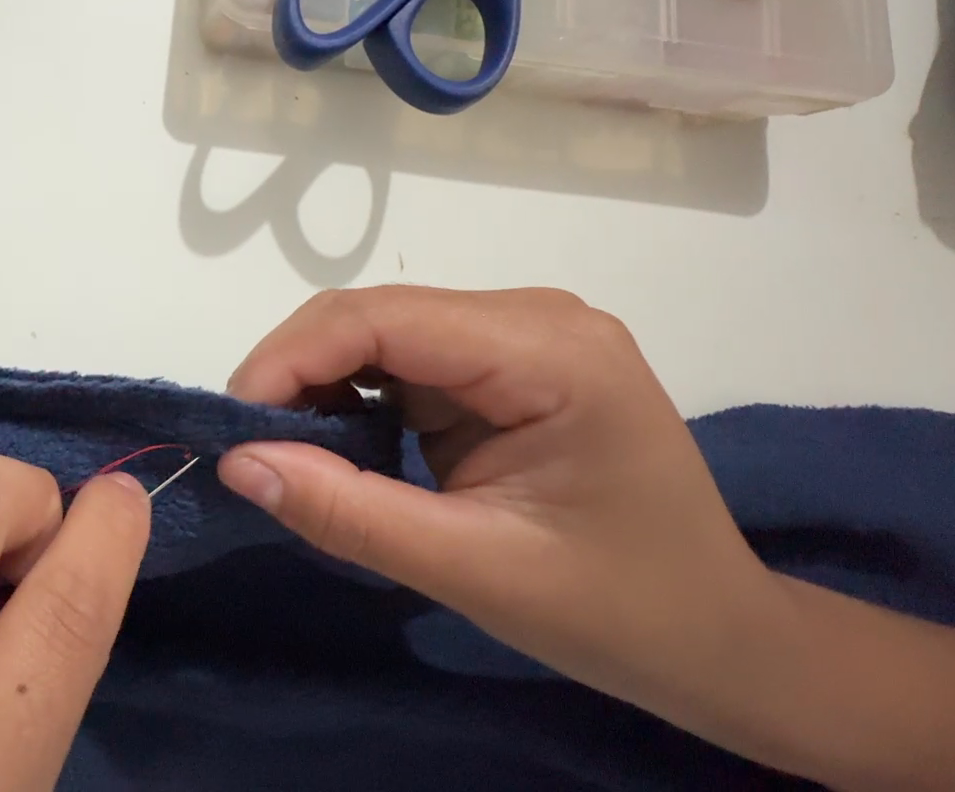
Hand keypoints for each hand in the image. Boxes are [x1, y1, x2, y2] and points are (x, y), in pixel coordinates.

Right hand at [217, 287, 776, 715]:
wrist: (722, 640)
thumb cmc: (619, 612)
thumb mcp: (473, 570)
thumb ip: (346, 511)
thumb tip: (234, 462)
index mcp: (547, 351)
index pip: (378, 319)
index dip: (287, 360)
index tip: (232, 427)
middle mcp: (530, 316)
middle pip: (369, 314)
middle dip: (293, 372)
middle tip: (248, 443)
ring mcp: (515, 333)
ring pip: (372, 331)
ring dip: (315, 382)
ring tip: (286, 447)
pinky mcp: (497, 360)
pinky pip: (394, 357)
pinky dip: (347, 393)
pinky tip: (336, 440)